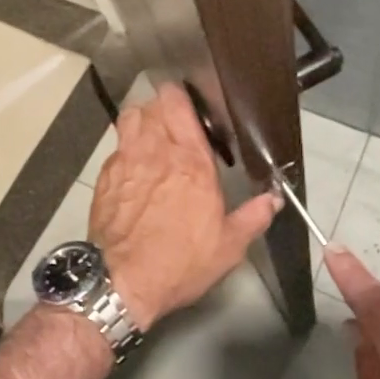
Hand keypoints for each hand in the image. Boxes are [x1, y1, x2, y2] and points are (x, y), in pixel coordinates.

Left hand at [89, 83, 280, 328]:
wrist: (124, 281)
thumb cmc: (180, 262)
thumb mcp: (228, 246)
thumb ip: (253, 217)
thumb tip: (274, 200)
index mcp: (191, 161)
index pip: (179, 105)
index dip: (182, 97)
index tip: (191, 106)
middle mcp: (156, 151)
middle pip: (152, 104)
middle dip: (163, 106)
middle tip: (174, 121)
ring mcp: (126, 161)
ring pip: (129, 117)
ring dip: (141, 119)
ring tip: (151, 135)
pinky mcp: (105, 177)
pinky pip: (116, 147)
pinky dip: (126, 147)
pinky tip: (134, 167)